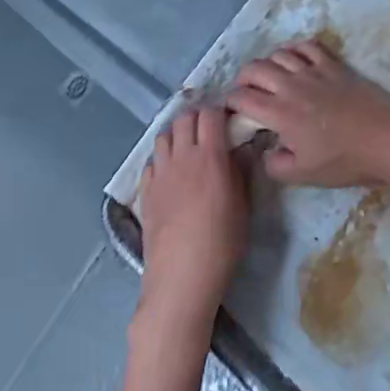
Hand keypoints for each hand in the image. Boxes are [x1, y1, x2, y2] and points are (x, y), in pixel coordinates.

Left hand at [138, 106, 248, 326]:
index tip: (229, 122)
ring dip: (177, 134)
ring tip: (188, 149)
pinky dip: (162, 158)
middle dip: (198, 118)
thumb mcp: (243, 206)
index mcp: (210, 156)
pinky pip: (152, 160)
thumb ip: (242, 171)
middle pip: (185, 118)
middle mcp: (182, 156)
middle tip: (210, 132)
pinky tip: (171, 173)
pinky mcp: (145, 190)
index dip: (220, 112)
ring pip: (164, 135)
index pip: (211, 115)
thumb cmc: (221, 243)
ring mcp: (160, 173)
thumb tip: (244, 148)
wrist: (181, 277)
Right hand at [226, 40, 389, 186]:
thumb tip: (264, 151)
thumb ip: (275, 164)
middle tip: (247, 93)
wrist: (386, 139)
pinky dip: (294, 50)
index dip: (230, 103)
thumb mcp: (304, 175)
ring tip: (270, 78)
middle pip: (254, 68)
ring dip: (267, 64)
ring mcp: (313, 71)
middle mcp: (291, 85)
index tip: (233, 112)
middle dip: (243, 79)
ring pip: (278, 54)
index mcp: (280, 113)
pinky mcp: (333, 64)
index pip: (242, 98)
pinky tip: (295, 61)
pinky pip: (306, 46)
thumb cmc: (344, 160)